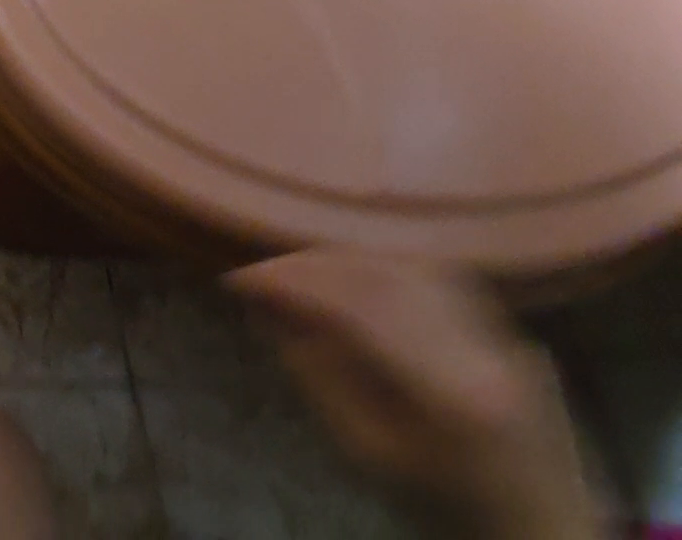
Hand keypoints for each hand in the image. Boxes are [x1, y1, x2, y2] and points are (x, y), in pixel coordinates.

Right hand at [224, 250, 599, 539]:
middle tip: (257, 273)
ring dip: (343, 260)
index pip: (354, 306)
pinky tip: (352, 278)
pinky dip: (383, 267)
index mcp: (448, 390)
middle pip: (382, 277)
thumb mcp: (361, 448)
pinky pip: (437, 280)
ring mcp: (507, 339)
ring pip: (411, 267)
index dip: (287, 282)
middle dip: (308, 265)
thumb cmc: (435, 503)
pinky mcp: (510, 334)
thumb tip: (266, 307)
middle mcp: (486, 352)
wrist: (535, 533)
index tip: (236, 281)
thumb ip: (314, 372)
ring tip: (297, 271)